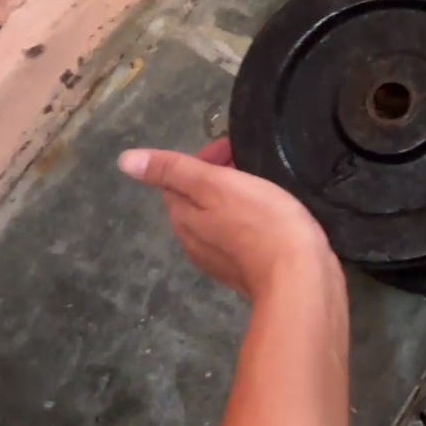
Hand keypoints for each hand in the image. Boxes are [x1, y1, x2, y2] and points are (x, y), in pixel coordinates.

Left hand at [119, 138, 337, 301]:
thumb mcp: (219, 186)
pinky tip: (272, 220)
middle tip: (249, 165)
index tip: (231, 147)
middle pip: (196, 203)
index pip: (175, 180)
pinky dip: (248, 224)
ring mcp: (221, 262)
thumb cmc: (263, 224)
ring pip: (218, 222)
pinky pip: (240, 240)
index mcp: (184, 218)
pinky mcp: (247, 272)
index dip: (200, 159)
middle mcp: (194, 242)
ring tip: (263, 189)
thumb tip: (125, 161)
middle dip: (215, 180)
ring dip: (233, 203)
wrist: (300, 279)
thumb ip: (175, 171)